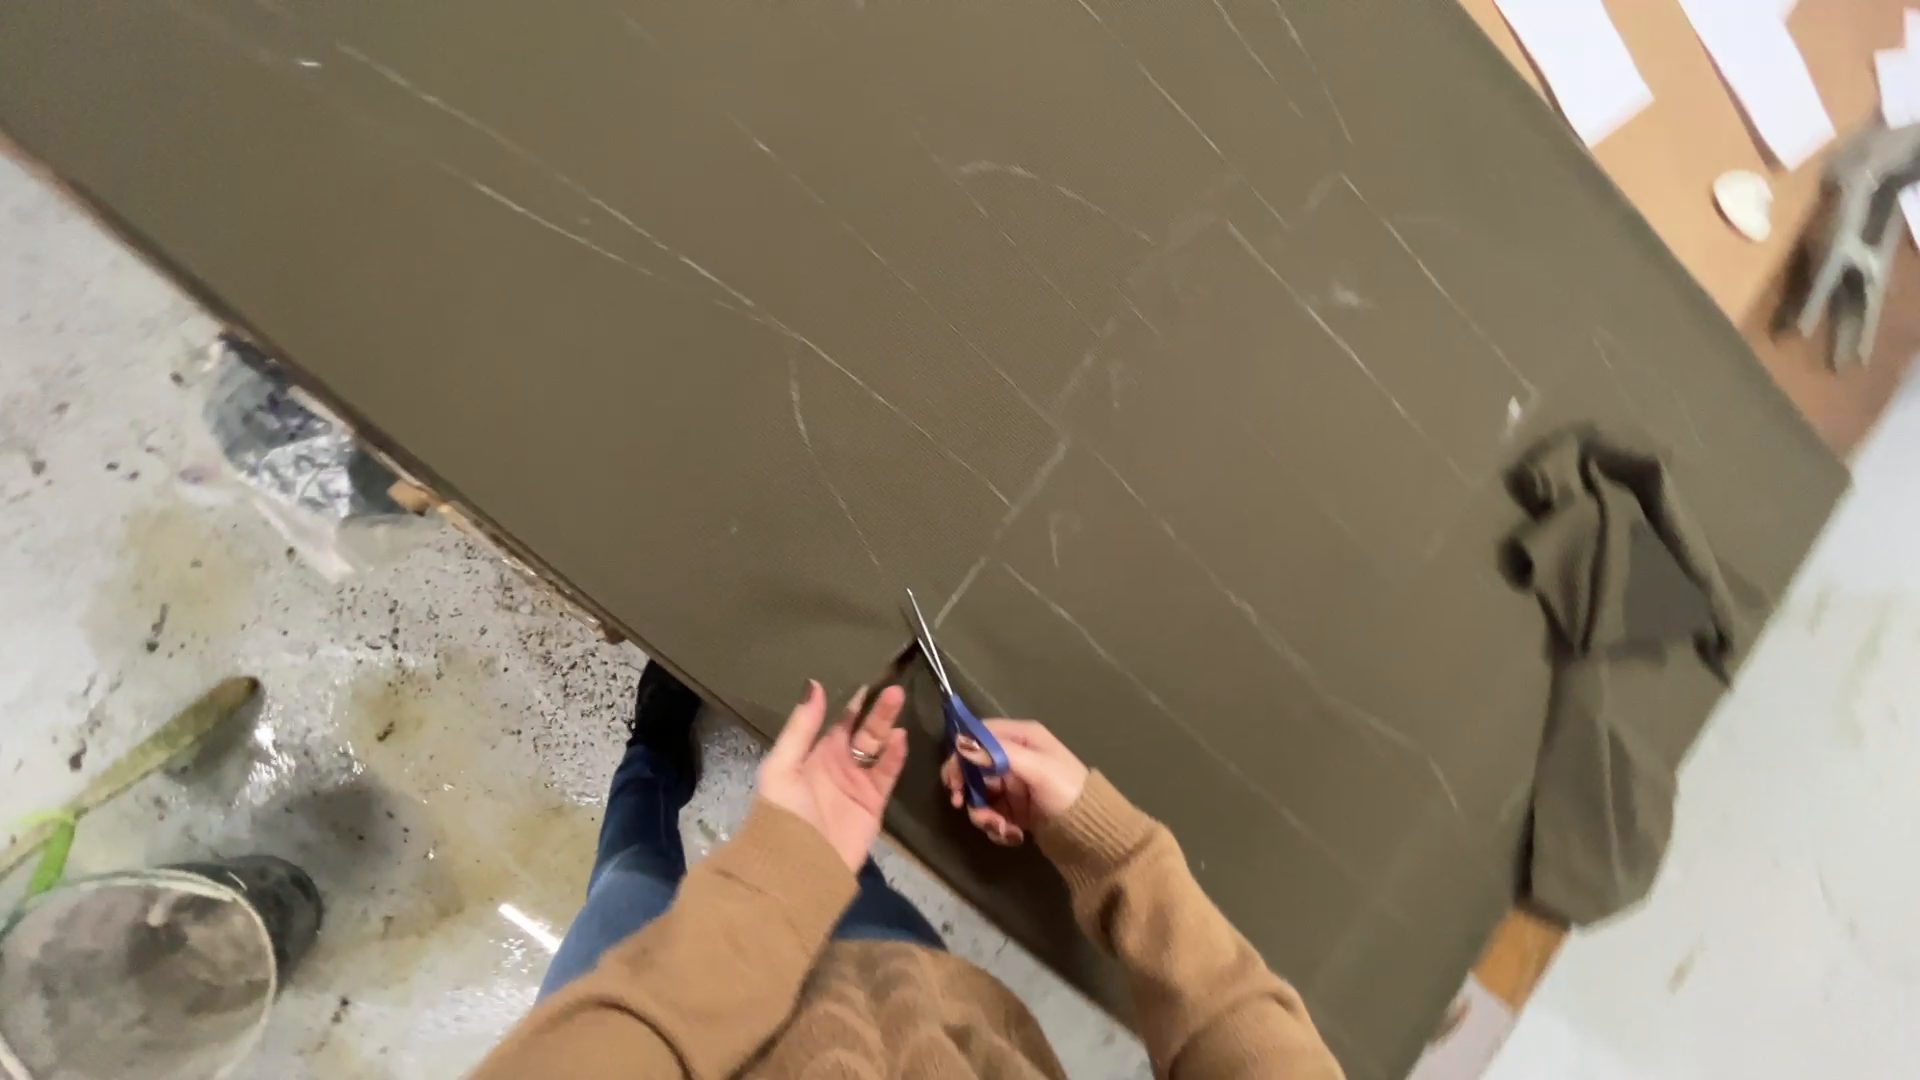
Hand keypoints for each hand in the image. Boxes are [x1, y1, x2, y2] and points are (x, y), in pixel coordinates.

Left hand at [757, 681, 908, 871]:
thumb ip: (801, 727)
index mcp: (814, 755)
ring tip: (899, 701)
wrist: (796, 869)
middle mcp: (839, 765)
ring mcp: (858, 783)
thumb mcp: (782, 767)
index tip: (870, 681)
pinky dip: (895, 755)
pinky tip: (900, 738)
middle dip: (877, 710)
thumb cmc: (782, 814)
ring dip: (888, 725)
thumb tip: (814, 685)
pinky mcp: (874, 803)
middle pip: (863, 731)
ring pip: (878, 747)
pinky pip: (888, 772)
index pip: (839, 722)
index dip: (853, 703)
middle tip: (894, 689)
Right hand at [941, 720, 1089, 845]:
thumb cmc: (1068, 793)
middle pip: (974, 766)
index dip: (962, 753)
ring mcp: (1013, 783)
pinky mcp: (1013, 808)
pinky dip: (996, 826)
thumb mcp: (1037, 770)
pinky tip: (1013, 835)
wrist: (1092, 835)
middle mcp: (1014, 756)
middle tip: (962, 805)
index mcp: (1022, 737)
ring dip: (984, 814)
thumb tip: (961, 743)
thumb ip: (1000, 755)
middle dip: (969, 789)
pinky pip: (991, 812)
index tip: (953, 778)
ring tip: (1002, 829)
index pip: (980, 734)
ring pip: (980, 793)